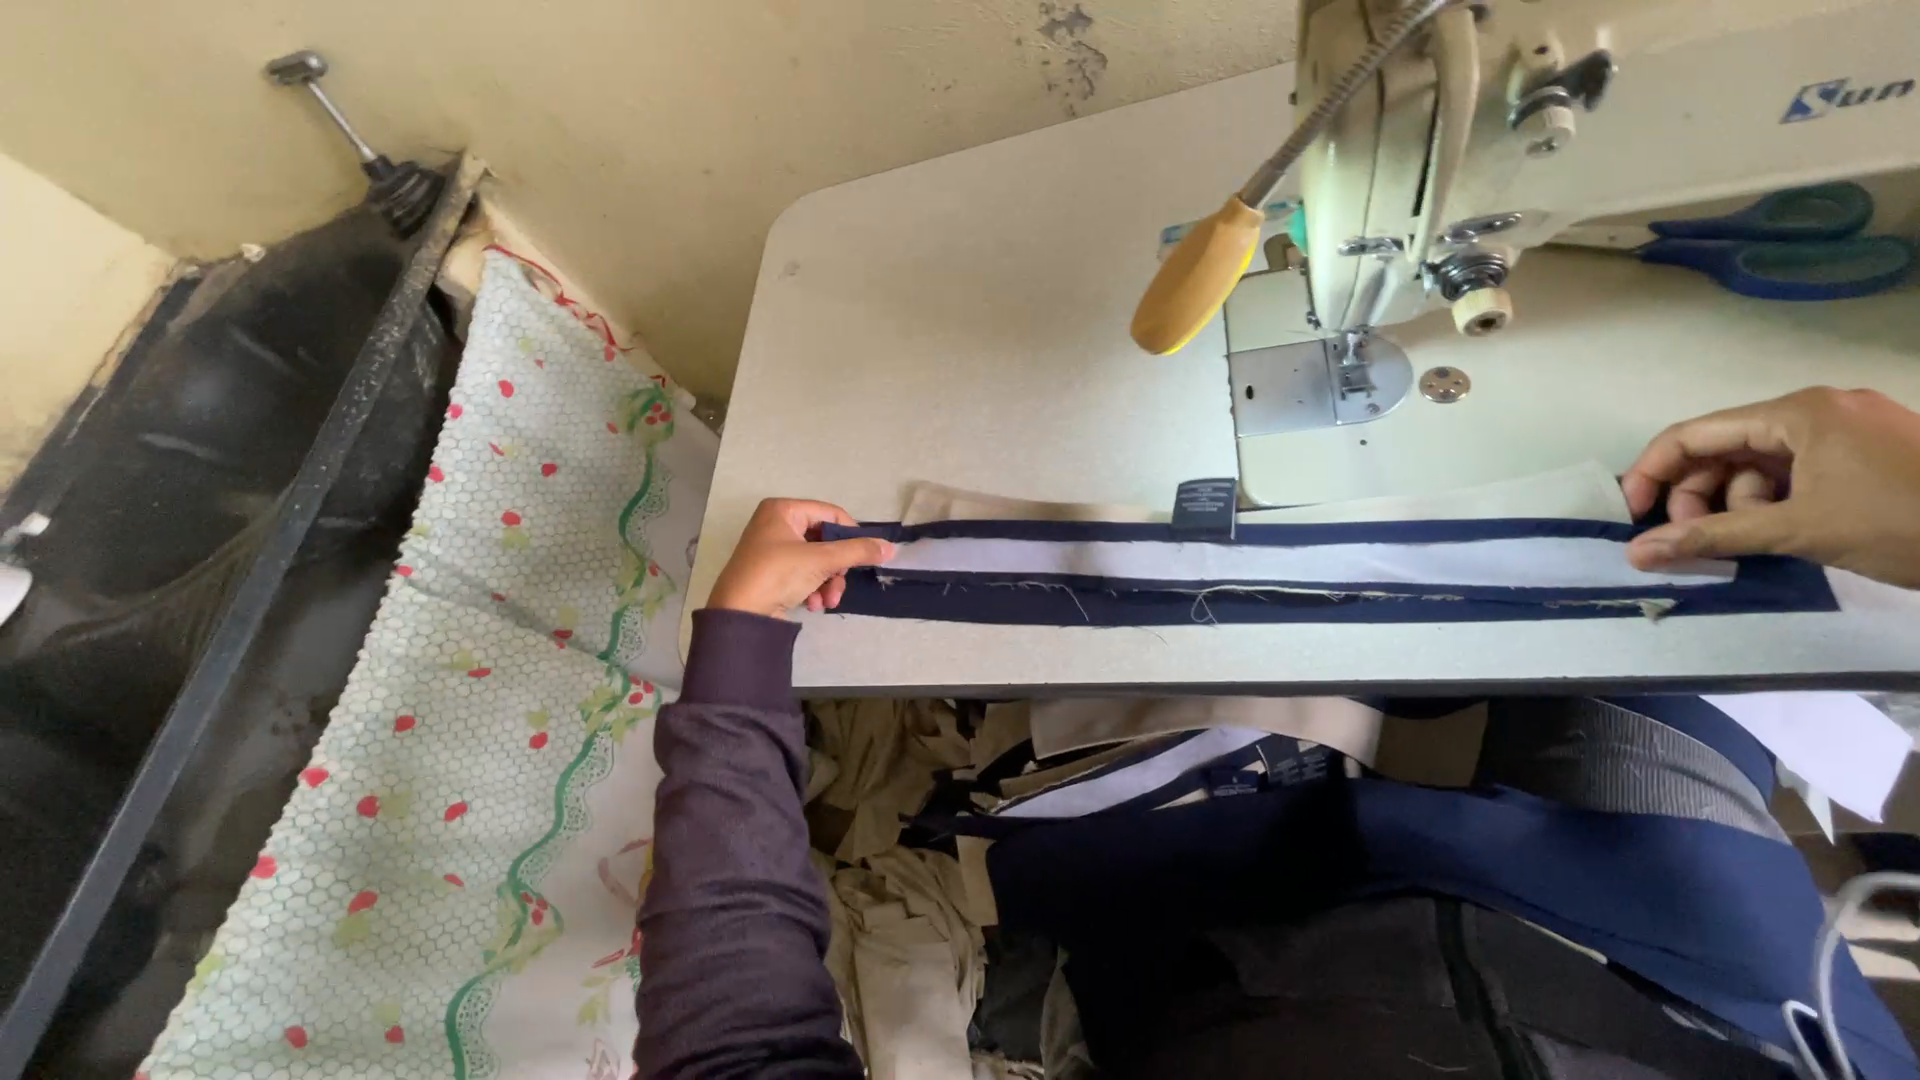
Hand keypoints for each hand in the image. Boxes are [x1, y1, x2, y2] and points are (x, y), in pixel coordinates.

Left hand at [706, 498, 895, 617]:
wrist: (739, 614)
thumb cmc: (778, 574)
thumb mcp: (822, 560)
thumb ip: (858, 552)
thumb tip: (890, 547)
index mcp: (783, 510)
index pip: (831, 514)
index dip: (851, 534)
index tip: (865, 554)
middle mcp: (776, 524)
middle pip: (825, 540)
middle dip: (837, 567)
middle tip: (839, 581)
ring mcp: (773, 549)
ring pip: (817, 560)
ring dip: (828, 582)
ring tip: (828, 601)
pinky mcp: (772, 572)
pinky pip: (804, 574)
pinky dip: (813, 589)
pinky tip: (814, 605)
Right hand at [1620, 387, 1919, 586]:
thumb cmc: (1904, 523)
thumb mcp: (1797, 531)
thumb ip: (1708, 537)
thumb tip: (1635, 554)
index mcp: (1797, 412)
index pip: (1692, 434)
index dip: (1651, 473)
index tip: (1634, 516)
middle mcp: (1817, 410)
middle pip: (1721, 449)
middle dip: (1696, 494)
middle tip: (1691, 538)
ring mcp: (1845, 431)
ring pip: (1755, 464)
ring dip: (1734, 503)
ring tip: (1746, 539)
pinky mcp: (1865, 454)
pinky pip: (1792, 472)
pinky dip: (1770, 502)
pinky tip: (1778, 531)